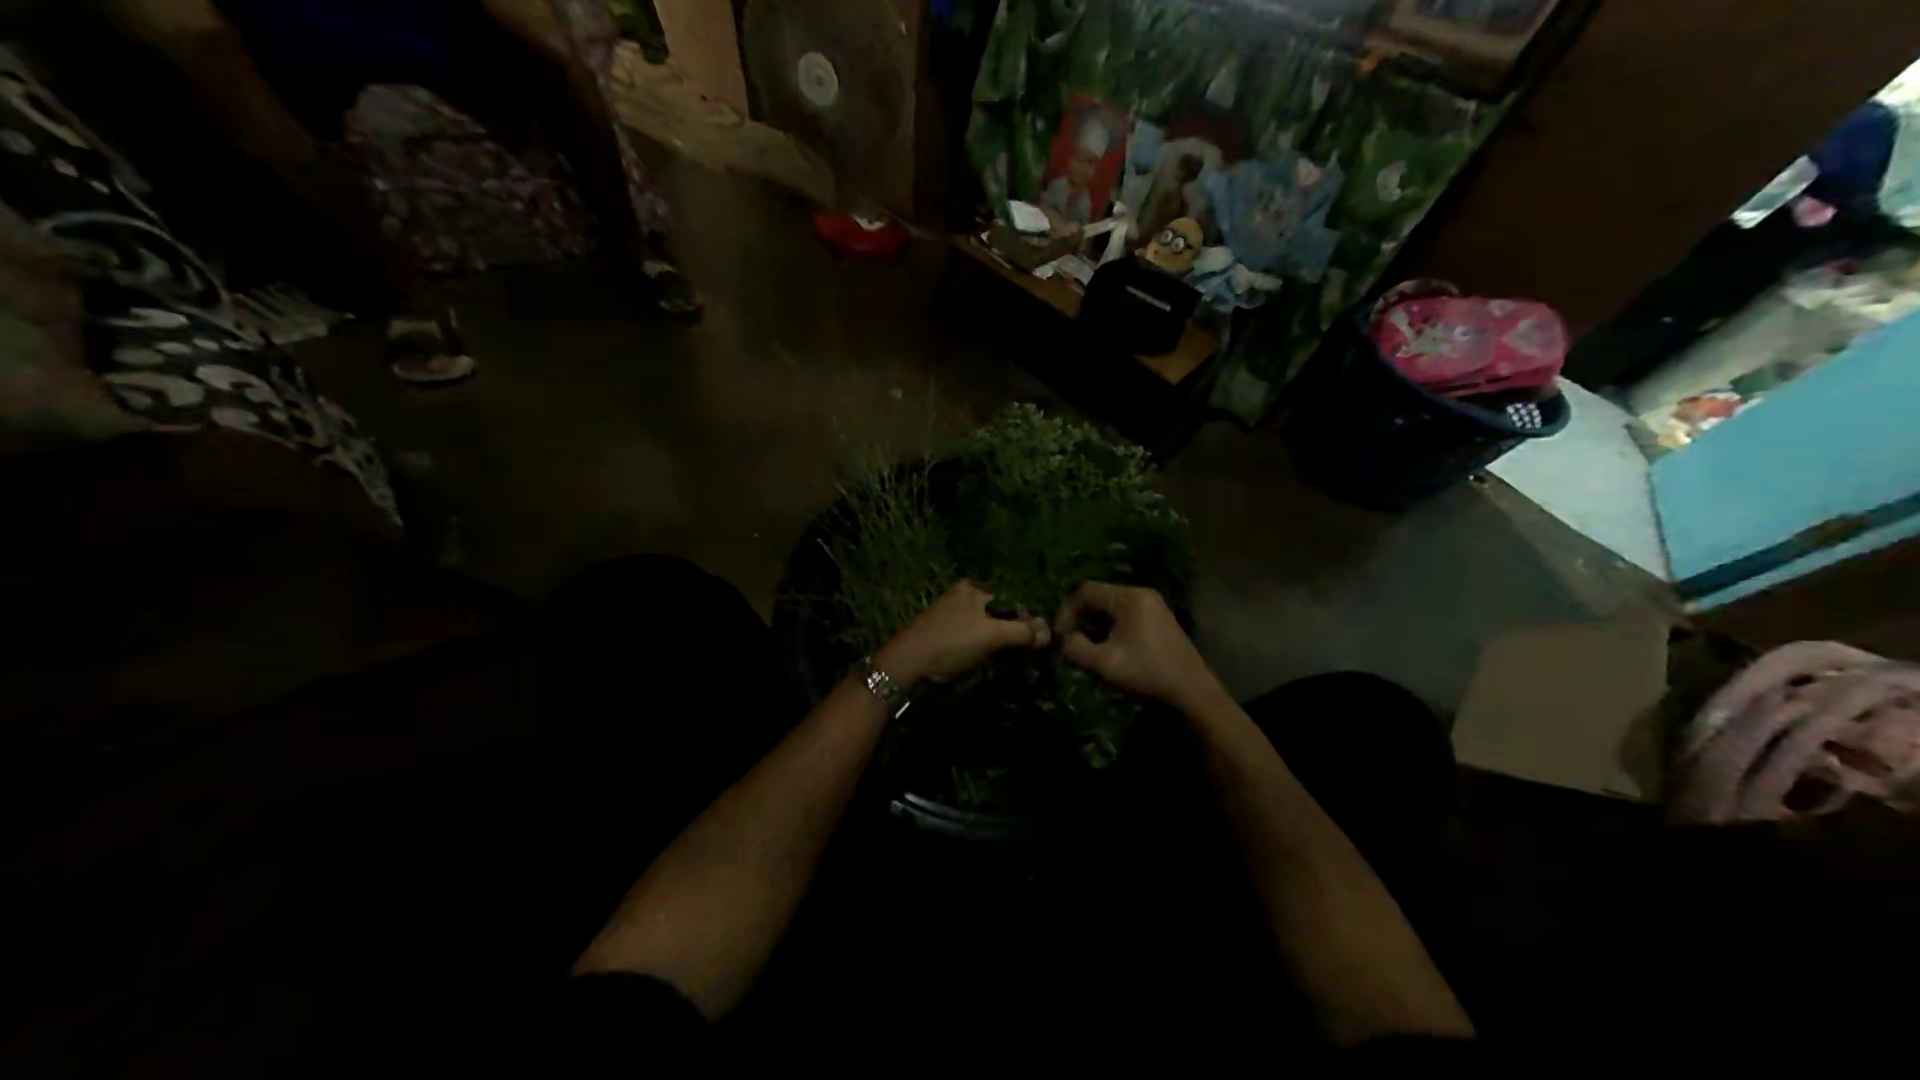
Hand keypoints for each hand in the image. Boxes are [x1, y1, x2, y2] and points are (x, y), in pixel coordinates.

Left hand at [873, 581, 1049, 688]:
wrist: (906, 667)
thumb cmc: (949, 644)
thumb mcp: (990, 635)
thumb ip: (1022, 631)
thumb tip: (1048, 633)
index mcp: (974, 590)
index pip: (1015, 600)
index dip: (1031, 620)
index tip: (1044, 642)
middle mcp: (967, 599)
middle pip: (1005, 615)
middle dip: (1021, 634)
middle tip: (1035, 655)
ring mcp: (959, 621)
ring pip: (994, 630)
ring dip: (1009, 646)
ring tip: (1024, 662)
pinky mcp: (953, 640)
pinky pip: (983, 642)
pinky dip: (995, 652)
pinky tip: (1006, 664)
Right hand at [1054, 582, 1223, 712]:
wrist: (1192, 691)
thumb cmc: (1147, 673)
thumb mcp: (1104, 664)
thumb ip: (1076, 649)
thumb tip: (1066, 640)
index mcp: (1129, 598)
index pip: (1086, 591)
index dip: (1067, 611)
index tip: (1060, 635)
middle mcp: (1142, 594)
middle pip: (1099, 596)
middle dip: (1080, 617)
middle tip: (1070, 640)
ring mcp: (1153, 605)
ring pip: (1112, 606)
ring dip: (1095, 624)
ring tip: (1087, 647)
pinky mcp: (1159, 618)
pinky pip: (1126, 614)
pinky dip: (1111, 627)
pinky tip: (1108, 648)